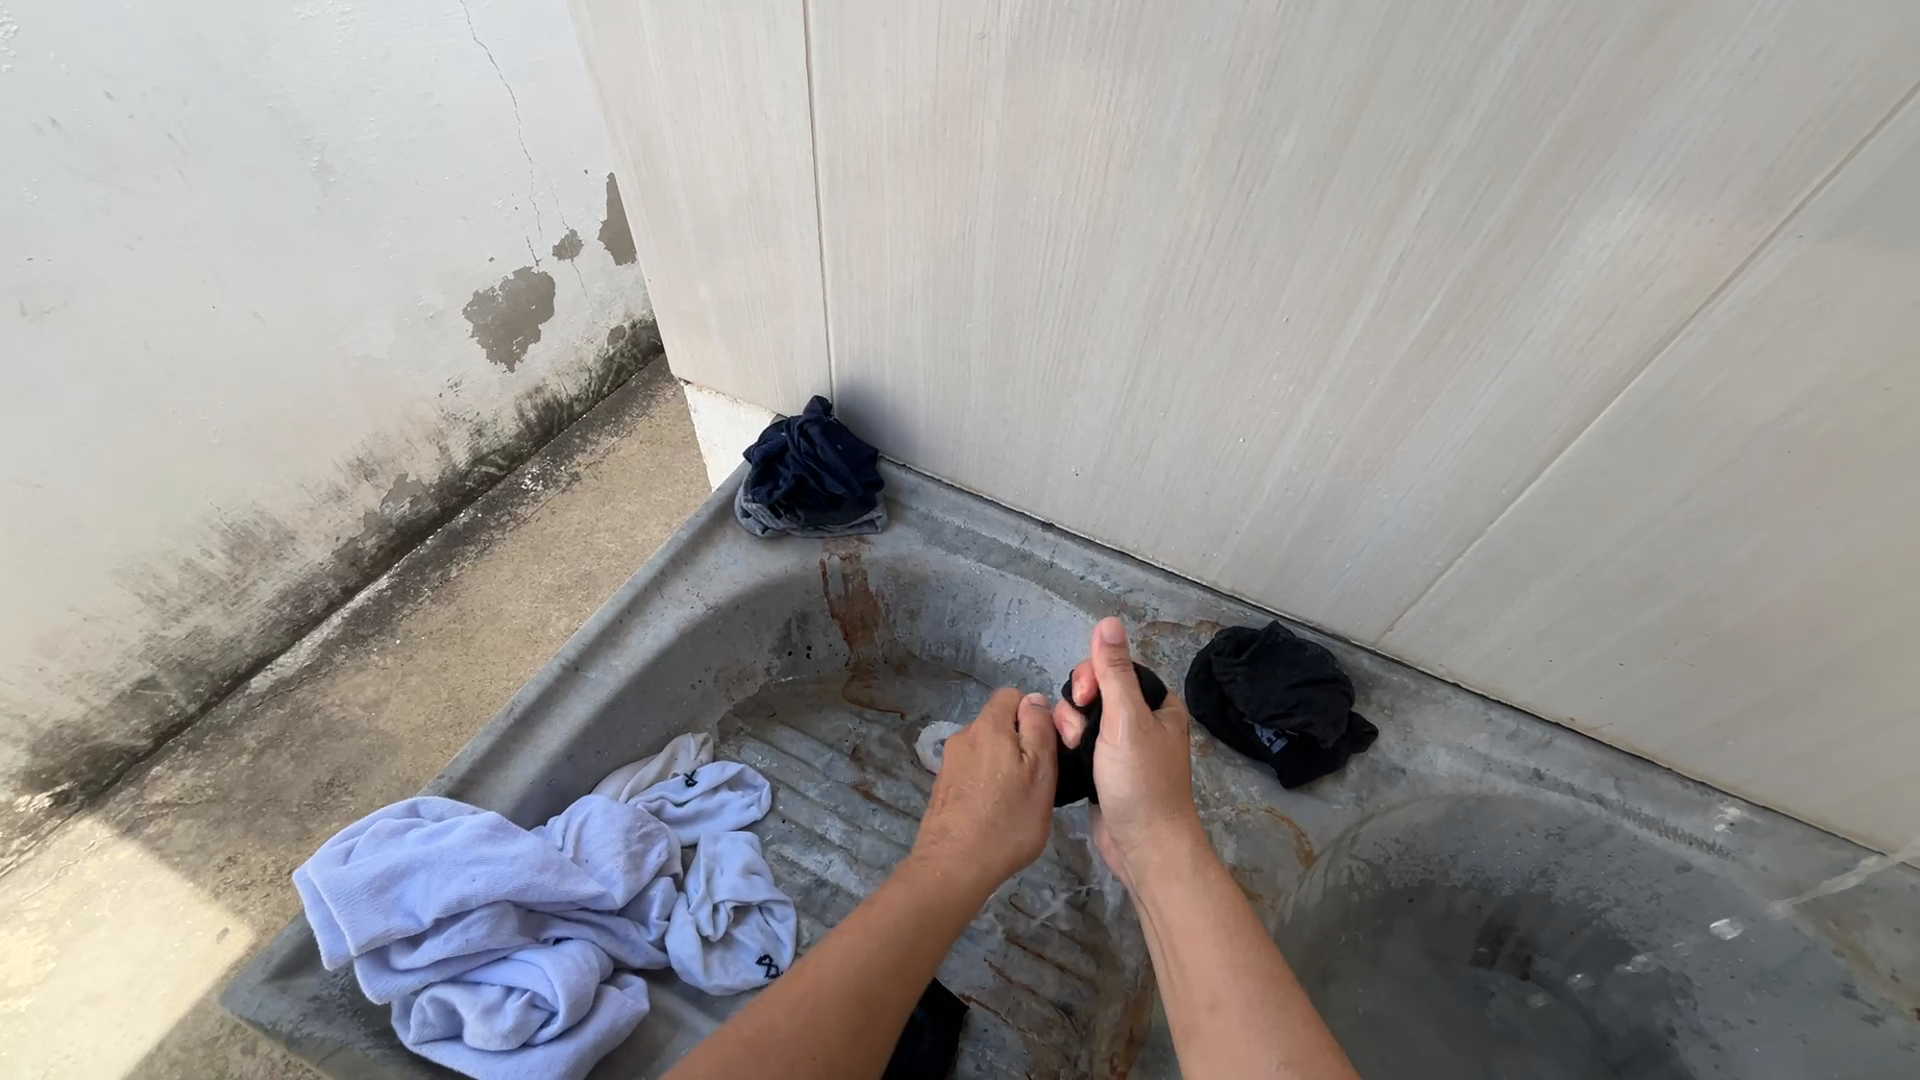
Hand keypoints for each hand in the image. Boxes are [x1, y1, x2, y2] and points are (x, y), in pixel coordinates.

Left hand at [909, 688, 1058, 901]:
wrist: (954, 866)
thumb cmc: (1007, 820)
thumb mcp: (1040, 771)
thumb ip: (1039, 728)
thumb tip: (1034, 699)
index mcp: (988, 726)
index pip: (1012, 695)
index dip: (1033, 714)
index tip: (1045, 747)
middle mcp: (964, 736)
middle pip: (998, 723)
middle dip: (1018, 743)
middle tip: (1035, 780)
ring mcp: (949, 762)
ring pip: (985, 749)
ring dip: (1002, 765)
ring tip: (1015, 801)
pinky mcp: (942, 786)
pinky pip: (972, 771)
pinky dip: (986, 783)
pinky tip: (993, 812)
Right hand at [1054, 618, 1204, 889]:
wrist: (1144, 848)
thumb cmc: (1142, 782)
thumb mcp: (1127, 720)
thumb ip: (1113, 671)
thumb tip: (1109, 621)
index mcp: (1156, 703)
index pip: (1113, 668)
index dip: (1091, 676)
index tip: (1083, 697)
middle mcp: (1140, 720)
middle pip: (1093, 691)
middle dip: (1077, 706)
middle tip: (1078, 732)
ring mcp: (1121, 746)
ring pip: (1081, 717)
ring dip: (1070, 729)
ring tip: (1075, 751)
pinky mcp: (1104, 769)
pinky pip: (1078, 743)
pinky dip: (1070, 748)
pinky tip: (1068, 760)